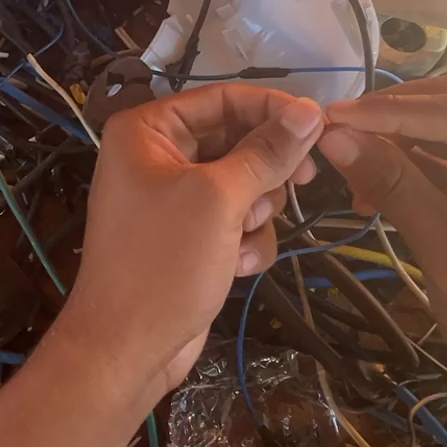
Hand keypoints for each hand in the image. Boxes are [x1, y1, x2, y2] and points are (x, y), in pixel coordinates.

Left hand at [58, 84, 324, 395]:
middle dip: (264, 170)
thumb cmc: (163, 261)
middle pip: (236, 139)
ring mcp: (174, 196)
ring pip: (243, 182)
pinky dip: (245, 240)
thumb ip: (266, 153)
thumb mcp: (218, 199)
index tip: (320, 124)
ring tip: (241, 235)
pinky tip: (235, 267)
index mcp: (147, 129)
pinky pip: (235, 219)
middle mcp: (157, 154)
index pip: (221, 98)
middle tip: (304, 180)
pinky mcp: (190, 234)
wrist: (126, 348)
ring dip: (256, 211)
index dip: (271, 108)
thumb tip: (309, 111)